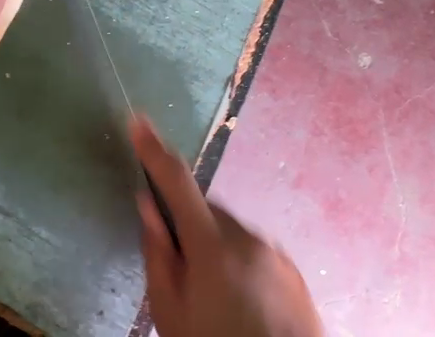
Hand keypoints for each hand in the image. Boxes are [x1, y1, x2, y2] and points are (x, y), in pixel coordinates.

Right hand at [133, 117, 323, 336]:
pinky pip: (256, 253)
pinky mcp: (295, 275)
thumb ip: (157, 255)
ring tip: (216, 300)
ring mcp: (277, 257)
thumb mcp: (169, 314)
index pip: (177, 184)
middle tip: (182, 272)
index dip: (154, 151)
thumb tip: (148, 206)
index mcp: (213, 247)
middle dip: (190, 229)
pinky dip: (242, 266)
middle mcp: (250, 240)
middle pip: (206, 213)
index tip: (138, 121)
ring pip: (231, 234)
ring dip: (217, 249)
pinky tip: (241, 305)